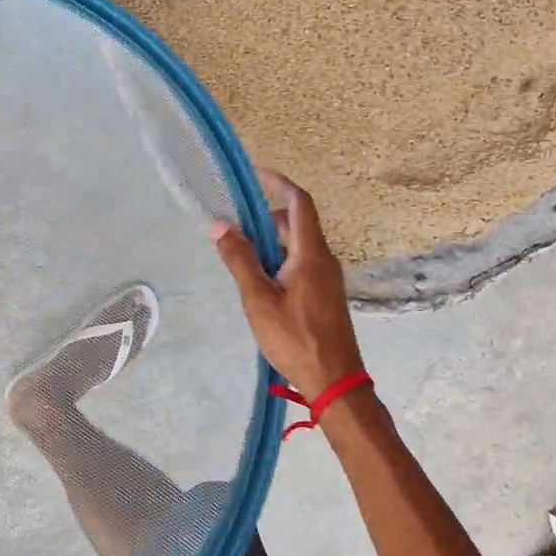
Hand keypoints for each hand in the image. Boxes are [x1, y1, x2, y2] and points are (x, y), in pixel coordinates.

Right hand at [211, 169, 365, 397]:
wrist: (335, 381)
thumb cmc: (296, 339)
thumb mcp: (259, 300)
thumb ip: (240, 260)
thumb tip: (220, 225)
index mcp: (311, 253)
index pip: (299, 202)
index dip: (279, 182)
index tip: (256, 174)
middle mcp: (324, 258)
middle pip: (298, 222)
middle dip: (267, 215)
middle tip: (237, 224)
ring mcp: (328, 277)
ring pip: (299, 244)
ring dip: (273, 240)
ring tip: (243, 254)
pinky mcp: (325, 294)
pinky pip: (302, 261)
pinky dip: (281, 257)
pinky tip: (261, 280)